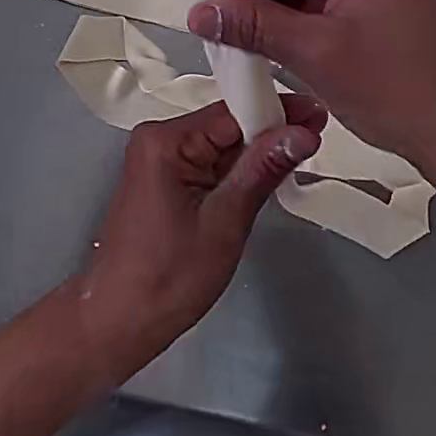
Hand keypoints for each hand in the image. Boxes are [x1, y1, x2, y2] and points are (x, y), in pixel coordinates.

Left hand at [77, 94, 324, 361]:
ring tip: (305, 147)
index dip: (279, 111)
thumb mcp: (224, 222)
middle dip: (273, 128)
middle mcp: (161, 138)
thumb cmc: (167, 278)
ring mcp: (162, 157)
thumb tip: (303, 133)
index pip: (233, 111)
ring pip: (223, 140)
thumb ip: (263, 170)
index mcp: (166, 141)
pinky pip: (212, 158)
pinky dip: (241, 165)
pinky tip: (272, 168)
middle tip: (318, 132)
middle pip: (228, 122)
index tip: (318, 114)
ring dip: (260, 148)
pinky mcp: (168, 175)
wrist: (116, 324)